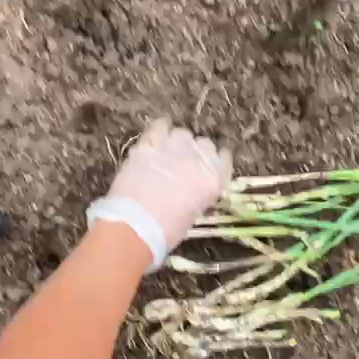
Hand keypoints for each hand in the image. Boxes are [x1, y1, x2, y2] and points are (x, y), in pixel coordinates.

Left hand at [86, 118, 231, 271]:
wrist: (135, 228)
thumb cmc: (165, 232)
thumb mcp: (192, 213)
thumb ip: (197, 193)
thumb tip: (189, 185)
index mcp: (212, 181)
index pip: (224, 160)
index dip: (215, 161)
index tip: (210, 163)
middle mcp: (198, 160)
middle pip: (204, 144)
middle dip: (196, 153)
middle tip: (184, 163)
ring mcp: (173, 149)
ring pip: (182, 134)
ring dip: (178, 142)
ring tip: (169, 151)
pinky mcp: (149, 144)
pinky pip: (160, 126)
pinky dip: (161, 128)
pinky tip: (159, 131)